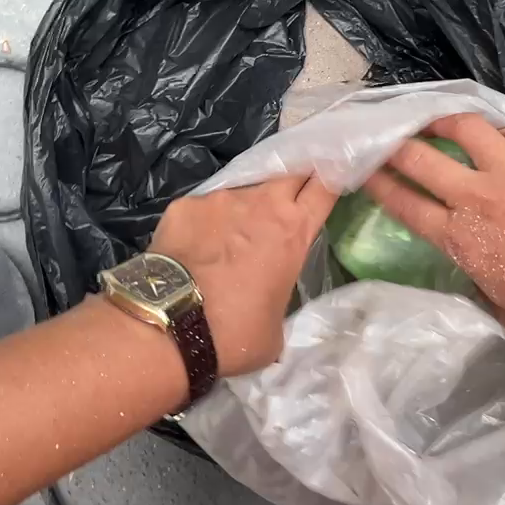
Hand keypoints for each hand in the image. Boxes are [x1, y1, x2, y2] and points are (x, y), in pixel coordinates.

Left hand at [149, 174, 339, 375]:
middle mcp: (261, 202)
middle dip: (294, 180)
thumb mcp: (276, 326)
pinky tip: (196, 246)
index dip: (333, 174)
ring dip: (245, 208)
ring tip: (231, 236)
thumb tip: (268, 296)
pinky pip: (204, 207)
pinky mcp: (185, 204)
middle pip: (289, 171)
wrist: (169, 324)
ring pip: (243, 190)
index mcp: (293, 229)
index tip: (335, 172)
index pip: (325, 184)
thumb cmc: (234, 333)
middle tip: (289, 199)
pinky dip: (206, 222)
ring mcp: (220, 198)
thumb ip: (280, 295)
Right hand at [360, 114, 504, 352]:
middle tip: (384, 137)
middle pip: (420, 156)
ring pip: (465, 126)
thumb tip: (463, 264)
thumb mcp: (503, 311)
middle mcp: (481, 197)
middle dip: (393, 143)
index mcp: (463, 240)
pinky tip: (492, 136)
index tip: (362, 171)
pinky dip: (495, 131)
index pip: (403, 202)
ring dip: (441, 121)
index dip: (375, 183)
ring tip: (434, 123)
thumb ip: (472, 280)